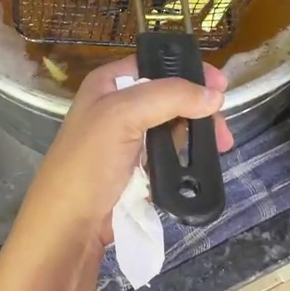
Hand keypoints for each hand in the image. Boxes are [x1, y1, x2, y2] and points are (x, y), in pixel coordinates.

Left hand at [14, 58, 234, 251]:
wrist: (67, 226)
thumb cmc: (88, 164)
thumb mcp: (122, 116)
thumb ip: (168, 97)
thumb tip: (214, 95)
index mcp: (107, 84)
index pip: (155, 64)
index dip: (188, 71)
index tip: (221, 86)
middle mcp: (116, 107)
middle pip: (169, 97)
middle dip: (198, 109)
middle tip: (222, 131)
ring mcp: (125, 140)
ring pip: (171, 127)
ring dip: (196, 136)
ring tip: (218, 149)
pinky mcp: (134, 170)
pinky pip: (167, 156)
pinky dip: (185, 159)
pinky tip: (198, 167)